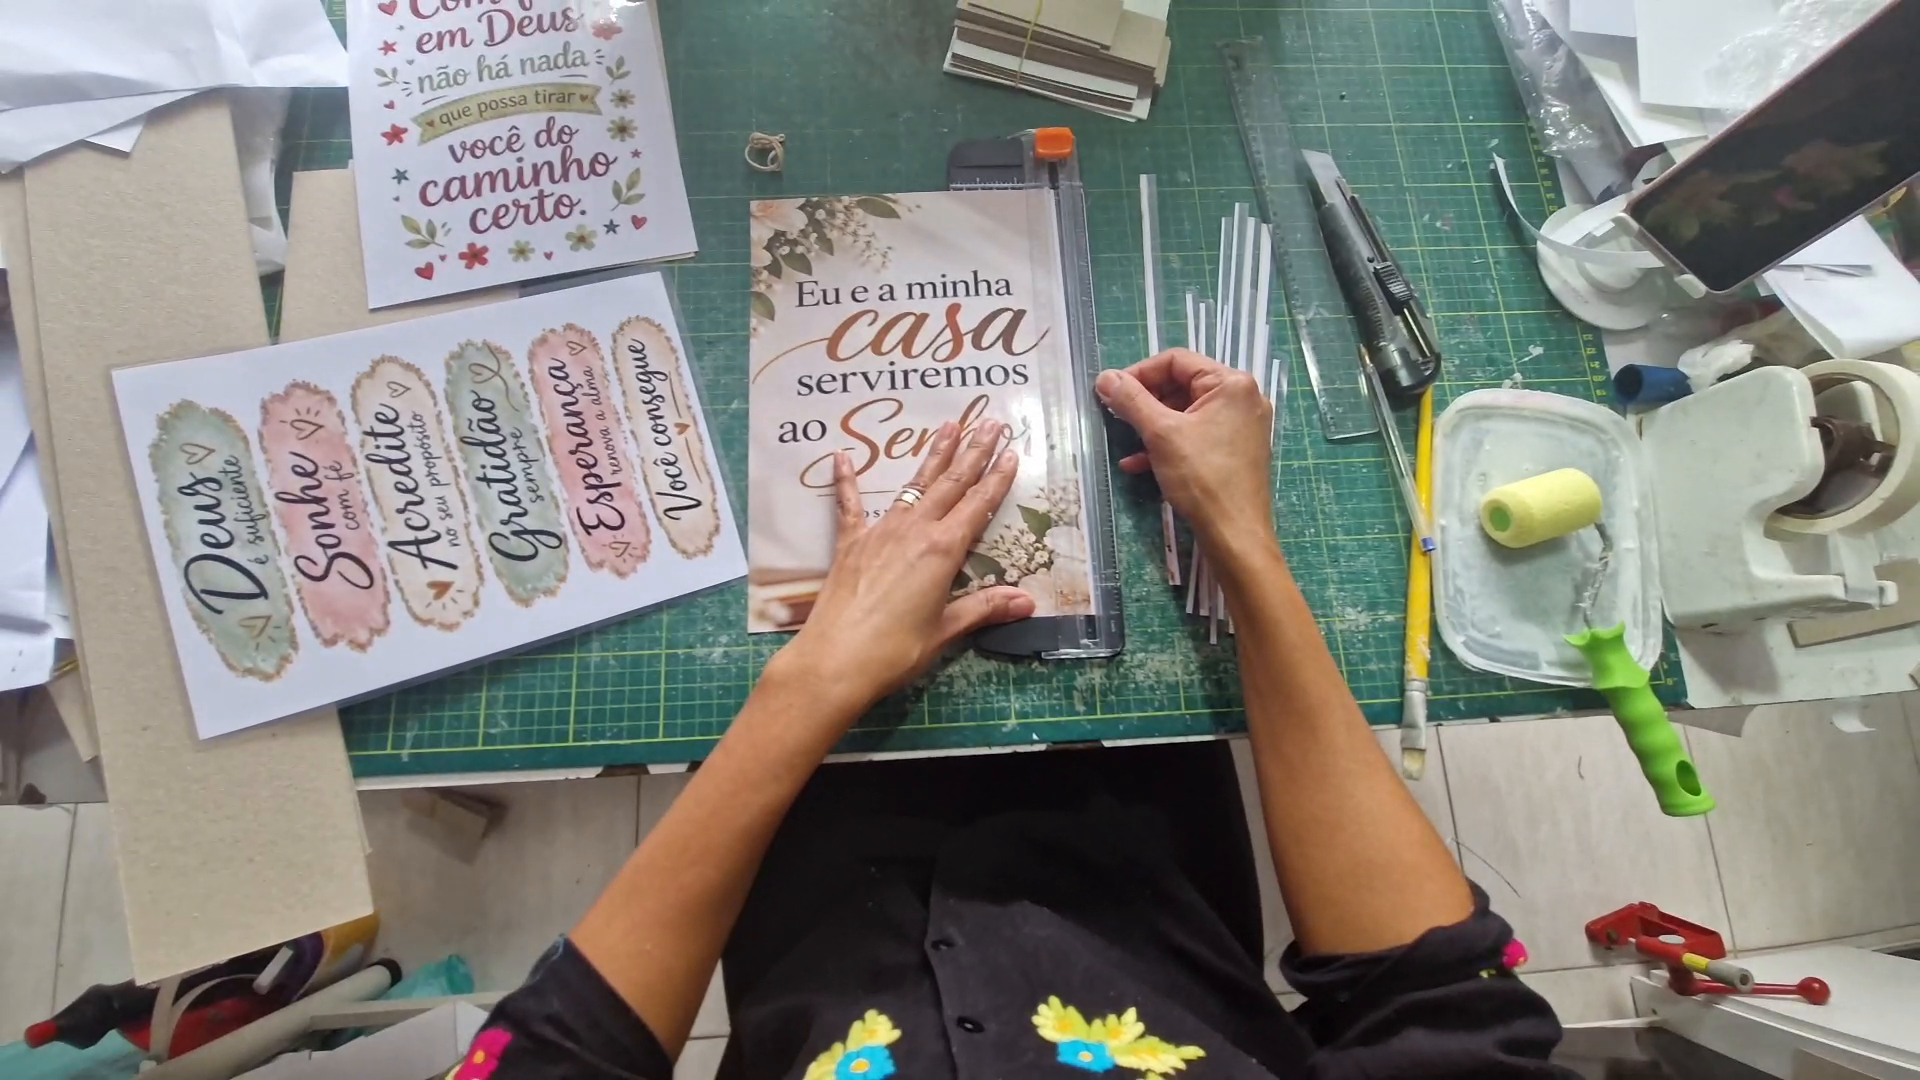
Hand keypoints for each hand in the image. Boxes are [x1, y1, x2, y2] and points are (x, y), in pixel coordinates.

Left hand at [774, 419, 1034, 715]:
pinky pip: (850, 505)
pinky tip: (841, 455)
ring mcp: (880, 532)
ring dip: (934, 455)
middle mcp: (915, 531)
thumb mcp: (946, 630)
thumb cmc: (896, 650)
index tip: (1012, 451)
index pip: (978, 505)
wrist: (834, 661)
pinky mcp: (850, 543)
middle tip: (991, 422)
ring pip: (914, 485)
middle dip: (974, 452)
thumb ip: (984, 608)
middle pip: (951, 484)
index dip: (997, 479)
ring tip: (949, 425)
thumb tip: (1028, 601)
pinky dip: (846, 481)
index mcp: (943, 550)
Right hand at [1096, 349, 1275, 549]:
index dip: (1139, 373)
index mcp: (1231, 383)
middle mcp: (1241, 398)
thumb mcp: (1161, 434)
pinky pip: (1195, 435)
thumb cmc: (1201, 477)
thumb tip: (1105, 378)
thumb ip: (1131, 401)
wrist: (1235, 534)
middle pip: (1181, 385)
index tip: (1111, 393)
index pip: (1176, 361)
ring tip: (1125, 442)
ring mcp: (1240, 426)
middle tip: (1116, 416)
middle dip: (1145, 402)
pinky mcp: (1235, 451)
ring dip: (1151, 426)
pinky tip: (1139, 464)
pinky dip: (1167, 445)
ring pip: (1185, 413)